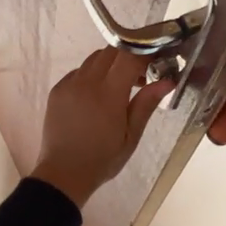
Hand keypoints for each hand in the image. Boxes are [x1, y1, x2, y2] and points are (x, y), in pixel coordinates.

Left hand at [30, 48, 174, 207]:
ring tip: (120, 86)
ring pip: (93, 59)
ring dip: (110, 64)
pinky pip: (78, 71)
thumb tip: (167, 81)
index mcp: (108, 95)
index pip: (129, 56)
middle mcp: (86, 83)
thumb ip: (146, 104)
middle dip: (129, 56)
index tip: (157, 61)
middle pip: (111, 51)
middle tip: (141, 76)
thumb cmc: (102, 160)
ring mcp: (68, 85)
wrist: (63, 174)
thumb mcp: (131, 136)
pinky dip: (92, 74)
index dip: (145, 53)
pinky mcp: (57, 90)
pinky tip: (97, 95)